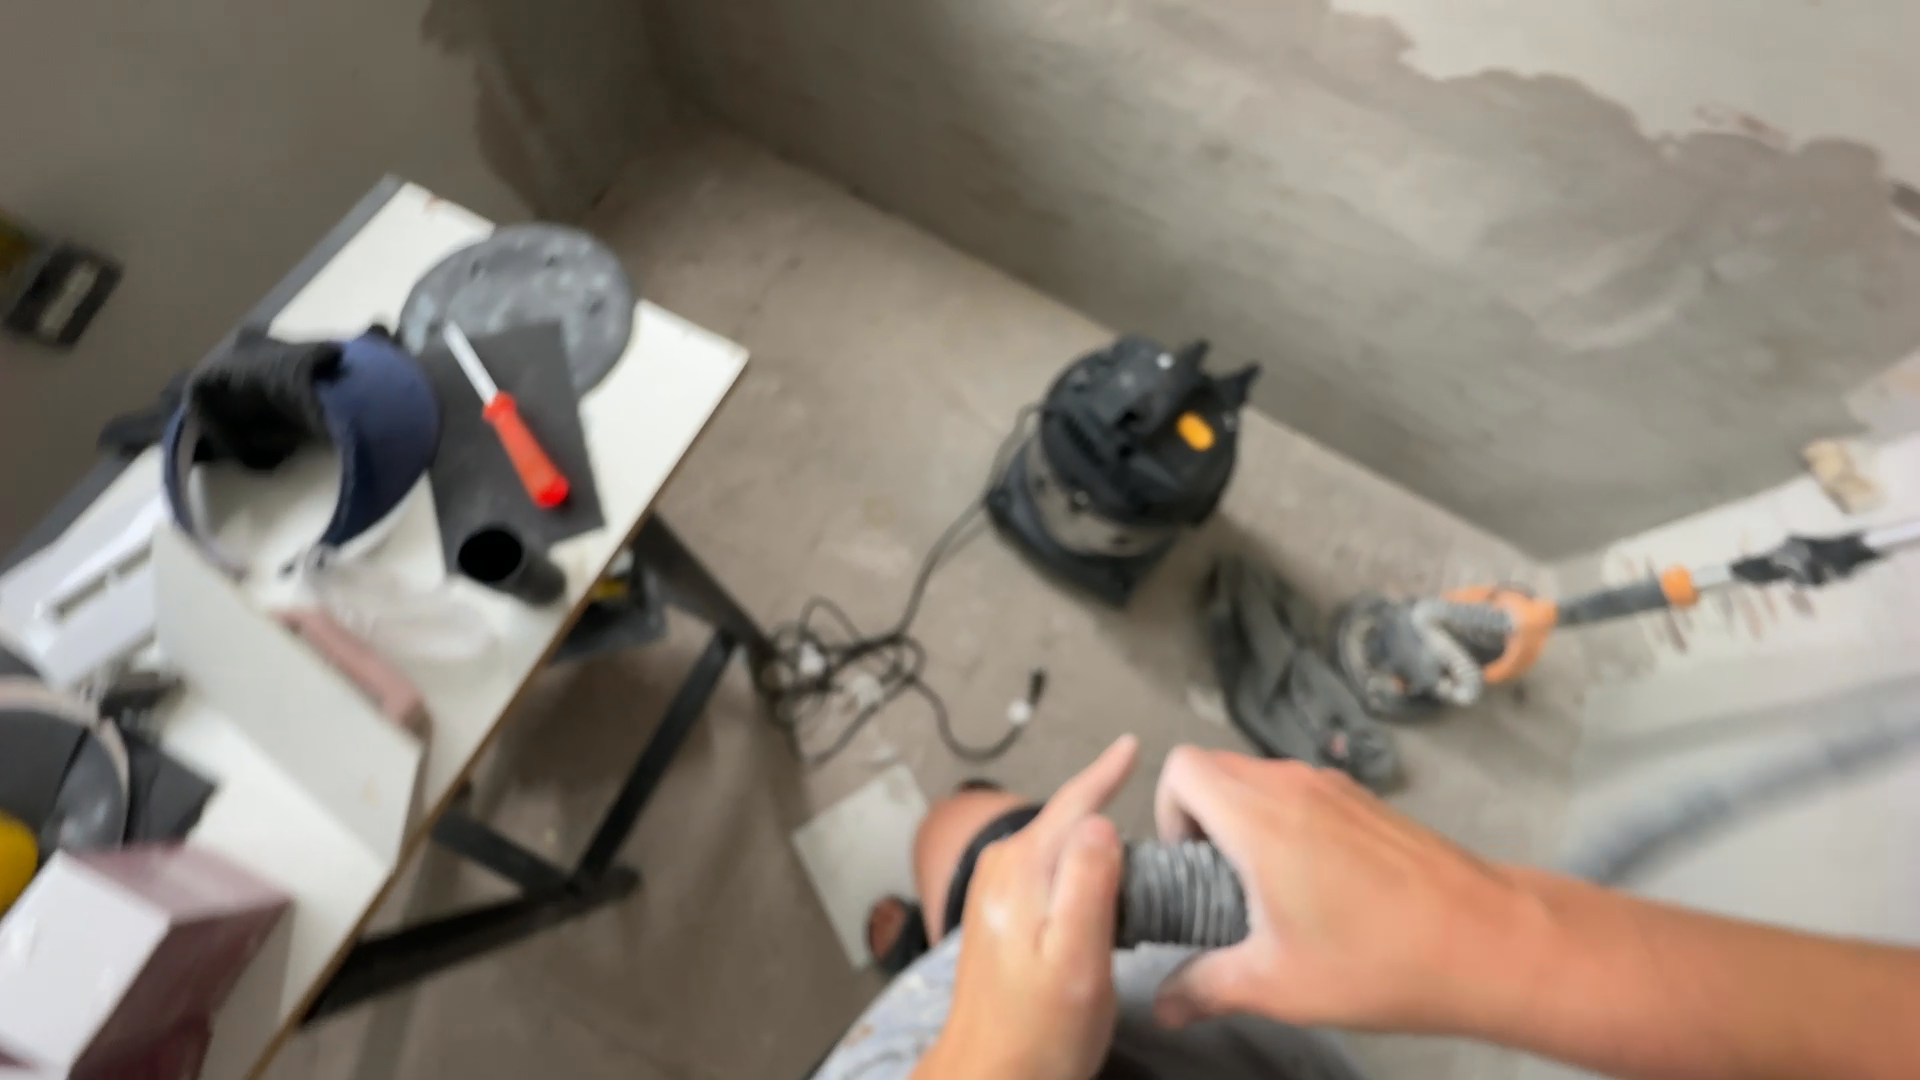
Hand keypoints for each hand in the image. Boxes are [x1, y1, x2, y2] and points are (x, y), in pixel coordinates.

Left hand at [916, 736, 1138, 1079]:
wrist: (986, 1075)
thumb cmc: (1038, 1031)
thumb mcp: (1077, 960)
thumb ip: (1089, 885)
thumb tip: (1102, 822)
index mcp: (1023, 868)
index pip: (1073, 804)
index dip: (1106, 772)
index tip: (1131, 745)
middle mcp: (1003, 866)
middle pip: (1066, 822)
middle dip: (1105, 808)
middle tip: (1148, 815)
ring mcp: (996, 886)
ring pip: (1057, 845)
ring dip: (1092, 844)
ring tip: (1129, 857)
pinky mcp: (998, 908)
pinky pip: (1045, 867)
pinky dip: (1075, 867)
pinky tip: (1093, 889)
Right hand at [1151, 747, 1549, 1033]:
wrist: (1496, 941)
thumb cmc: (1377, 961)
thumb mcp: (1280, 985)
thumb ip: (1206, 986)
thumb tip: (1161, 1006)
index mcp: (1255, 815)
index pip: (1180, 768)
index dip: (1169, 810)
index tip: (1191, 863)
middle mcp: (1285, 782)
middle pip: (1210, 767)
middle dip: (1197, 814)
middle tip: (1220, 877)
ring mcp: (1327, 782)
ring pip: (1252, 775)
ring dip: (1239, 814)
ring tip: (1269, 882)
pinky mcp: (1359, 794)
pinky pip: (1293, 787)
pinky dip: (1279, 815)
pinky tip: (1318, 876)